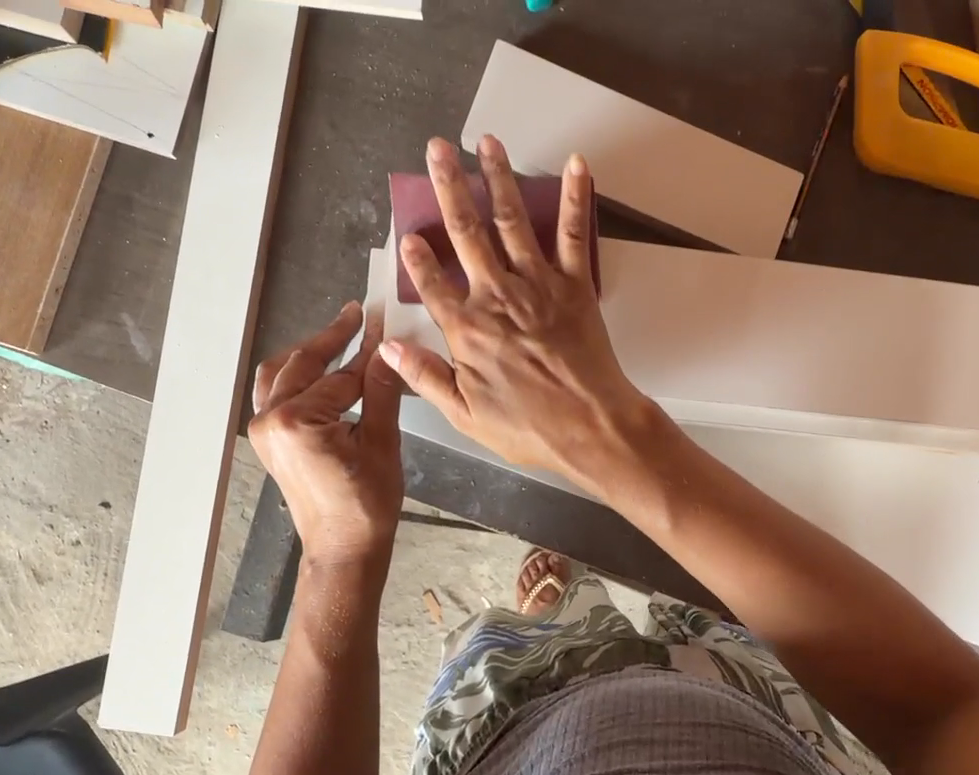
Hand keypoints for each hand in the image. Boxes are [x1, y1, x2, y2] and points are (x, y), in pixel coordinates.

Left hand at [249, 301, 404, 566]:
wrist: (344, 549)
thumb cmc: (367, 504)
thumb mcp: (381, 443)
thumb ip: (381, 391)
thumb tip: (390, 348)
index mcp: (296, 420)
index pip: (340, 375)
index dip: (366, 350)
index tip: (381, 320)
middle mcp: (269, 419)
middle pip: (302, 365)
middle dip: (332, 339)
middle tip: (356, 314)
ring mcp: (263, 431)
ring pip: (281, 376)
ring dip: (309, 355)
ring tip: (338, 336)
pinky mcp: (268, 441)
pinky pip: (276, 395)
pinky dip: (296, 378)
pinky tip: (318, 371)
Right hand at [378, 136, 667, 497]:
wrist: (590, 426)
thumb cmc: (529, 428)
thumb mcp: (466, 415)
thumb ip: (426, 378)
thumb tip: (388, 350)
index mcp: (468, 330)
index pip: (431, 284)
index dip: (417, 258)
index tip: (408, 233)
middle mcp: (498, 297)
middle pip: (466, 233)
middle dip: (449, 187)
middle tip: (436, 149)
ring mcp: (538, 286)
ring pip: (512, 221)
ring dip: (498, 178)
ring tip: (486, 142)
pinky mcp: (575, 286)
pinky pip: (573, 233)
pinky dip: (575, 197)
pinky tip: (575, 164)